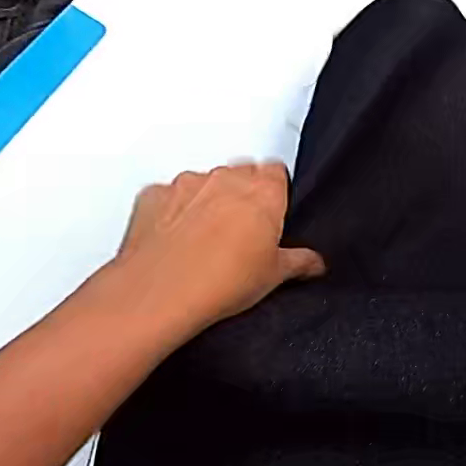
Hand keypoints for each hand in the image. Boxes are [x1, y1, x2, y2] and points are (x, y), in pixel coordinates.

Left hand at [111, 163, 324, 328]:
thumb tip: (312, 262)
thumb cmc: (218, 280)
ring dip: (207, 199)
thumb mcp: (275, 275)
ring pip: (205, 181)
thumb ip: (300, 261)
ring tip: (206, 237)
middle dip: (243, 193)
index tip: (272, 209)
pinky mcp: (152, 196)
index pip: (277, 170)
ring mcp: (187, 185)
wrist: (158, 296)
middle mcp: (227, 179)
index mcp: (264, 191)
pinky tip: (176, 237)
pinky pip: (168, 195)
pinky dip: (172, 209)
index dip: (275, 189)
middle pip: (241, 172)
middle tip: (243, 228)